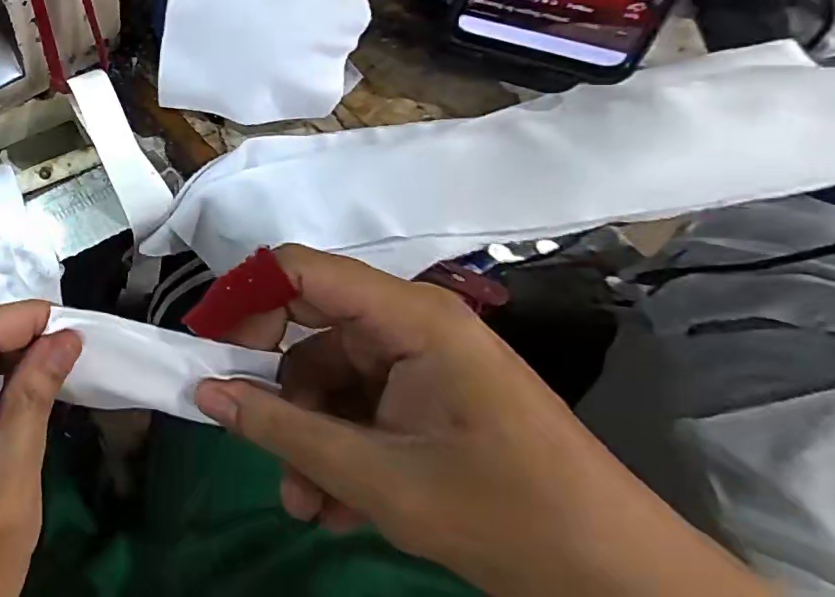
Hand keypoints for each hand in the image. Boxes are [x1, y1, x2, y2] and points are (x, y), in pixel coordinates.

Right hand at [194, 245, 770, 596]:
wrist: (633, 594)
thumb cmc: (509, 517)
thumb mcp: (377, 478)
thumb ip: (280, 429)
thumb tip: (202, 393)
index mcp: (409, 317)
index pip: (300, 269)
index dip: (245, 297)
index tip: (210, 345)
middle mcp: (409, 325)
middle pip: (306, 325)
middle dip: (274, 385)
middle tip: (243, 424)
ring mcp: (419, 362)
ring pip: (326, 377)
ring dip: (304, 435)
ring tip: (302, 501)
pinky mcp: (426, 398)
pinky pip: (355, 406)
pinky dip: (335, 450)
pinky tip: (332, 508)